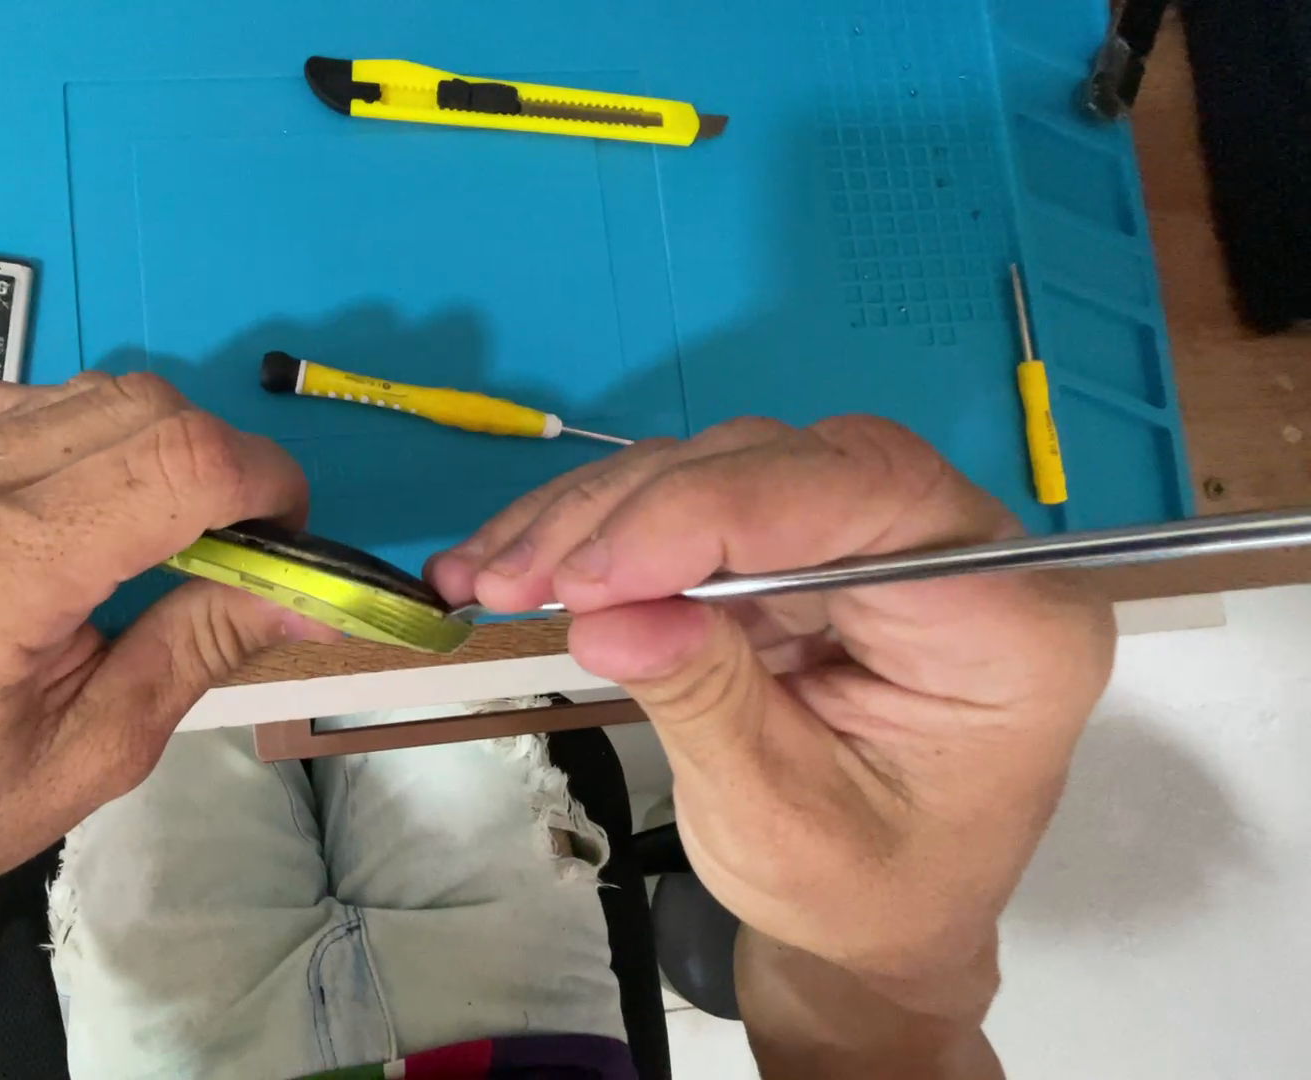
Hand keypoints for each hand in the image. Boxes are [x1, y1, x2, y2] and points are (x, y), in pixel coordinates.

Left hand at [0, 373, 330, 973]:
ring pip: (96, 394)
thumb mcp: (104, 748)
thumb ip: (208, 645)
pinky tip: (107, 503)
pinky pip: (38, 409)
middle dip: (228, 461)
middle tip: (247, 539)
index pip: (176, 464)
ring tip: (182, 526)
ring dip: (171, 446)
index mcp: (1, 575)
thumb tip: (309, 596)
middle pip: (145, 408)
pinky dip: (106, 438)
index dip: (265, 479)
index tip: (290, 531)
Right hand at [428, 416, 1114, 1013]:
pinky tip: (500, 562)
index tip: (587, 582)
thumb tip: (606, 620)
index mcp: (995, 620)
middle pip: (761, 464)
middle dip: (619, 517)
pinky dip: (573, 533)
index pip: (859, 498)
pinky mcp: (765, 545)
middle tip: (510, 582)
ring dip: (575, 520)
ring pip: (692, 469)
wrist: (862, 905)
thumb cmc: (856, 886)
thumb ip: (706, 705)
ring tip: (484, 578)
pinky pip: (659, 504)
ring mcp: (837, 536)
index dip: (707, 514)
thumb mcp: (780, 818)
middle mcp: (926, 545)